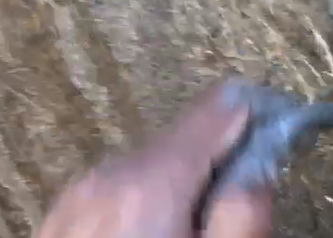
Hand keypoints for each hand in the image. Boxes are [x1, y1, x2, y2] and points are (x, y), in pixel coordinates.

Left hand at [38, 82, 272, 237]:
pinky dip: (144, 206)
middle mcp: (109, 173)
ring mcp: (74, 198)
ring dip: (180, 188)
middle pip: (189, 136)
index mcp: (151, 181)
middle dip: (217, 167)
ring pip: (154, 163)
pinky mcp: (56, 221)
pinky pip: (119, 189)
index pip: (222, 106)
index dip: (259, 121)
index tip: (275, 156)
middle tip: (222, 225)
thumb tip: (257, 164)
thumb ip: (246, 213)